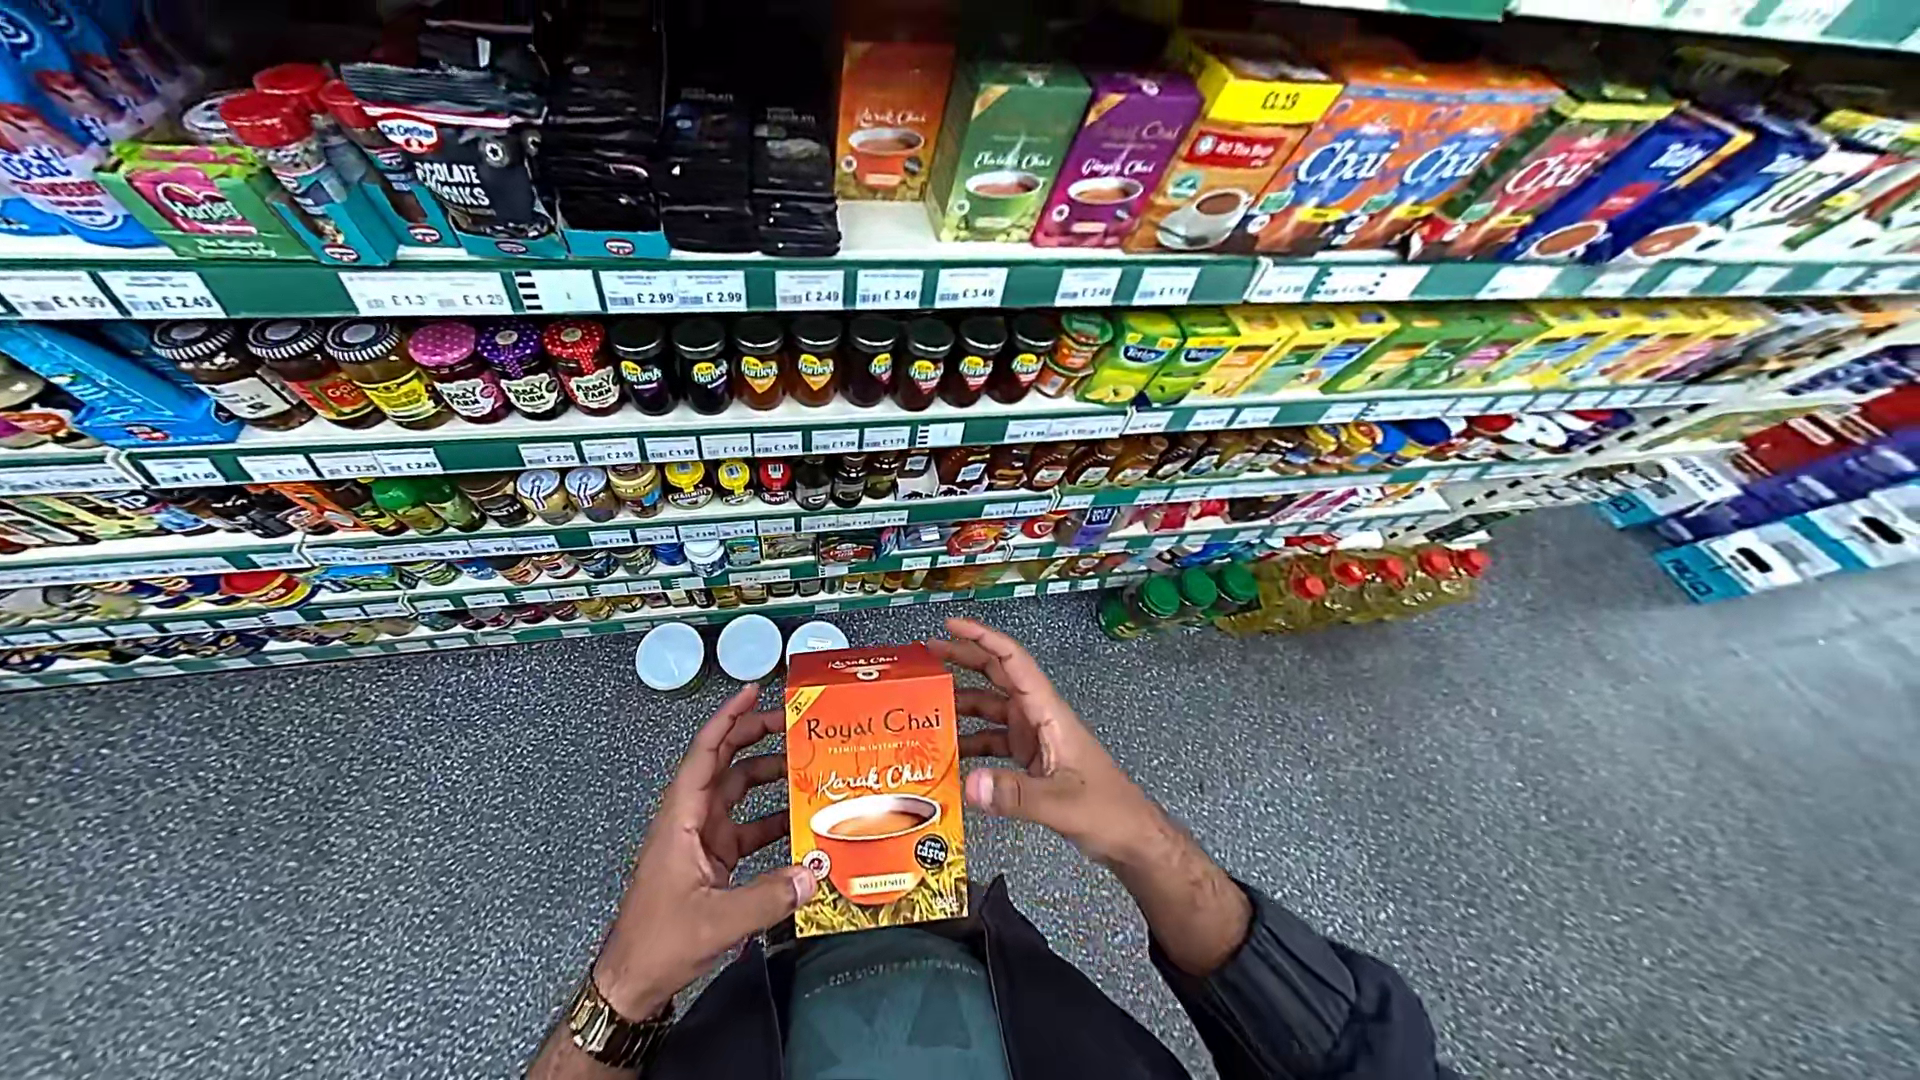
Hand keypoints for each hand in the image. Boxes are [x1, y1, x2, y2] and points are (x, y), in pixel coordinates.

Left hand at [592, 684, 814, 1017]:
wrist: (633, 983)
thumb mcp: (717, 920)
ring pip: (738, 790)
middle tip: (792, 722)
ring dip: (769, 775)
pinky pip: (748, 824)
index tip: (752, 692)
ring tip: (804, 765)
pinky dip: (772, 817)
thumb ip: (769, 897)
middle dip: (755, 736)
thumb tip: (814, 873)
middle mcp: (692, 819)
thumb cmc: (659, 943)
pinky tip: (799, 819)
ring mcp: (703, 837)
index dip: (727, 718)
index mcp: (682, 818)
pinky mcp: (714, 858)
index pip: (705, 753)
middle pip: (725, 762)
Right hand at [931, 617, 1164, 864]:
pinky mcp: (1030, 758)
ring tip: (928, 701)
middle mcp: (1038, 716)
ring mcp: (1033, 736)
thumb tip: (969, 783)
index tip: (952, 625)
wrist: (1131, 836)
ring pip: (992, 708)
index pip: (1013, 661)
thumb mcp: (1062, 803)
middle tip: (928, 654)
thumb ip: (1016, 795)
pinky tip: (948, 751)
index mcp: (1048, 711)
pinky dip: (970, 741)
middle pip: (997, 675)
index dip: (982, 638)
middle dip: (964, 659)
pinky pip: (993, 740)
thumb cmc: (1108, 809)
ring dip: (962, 701)